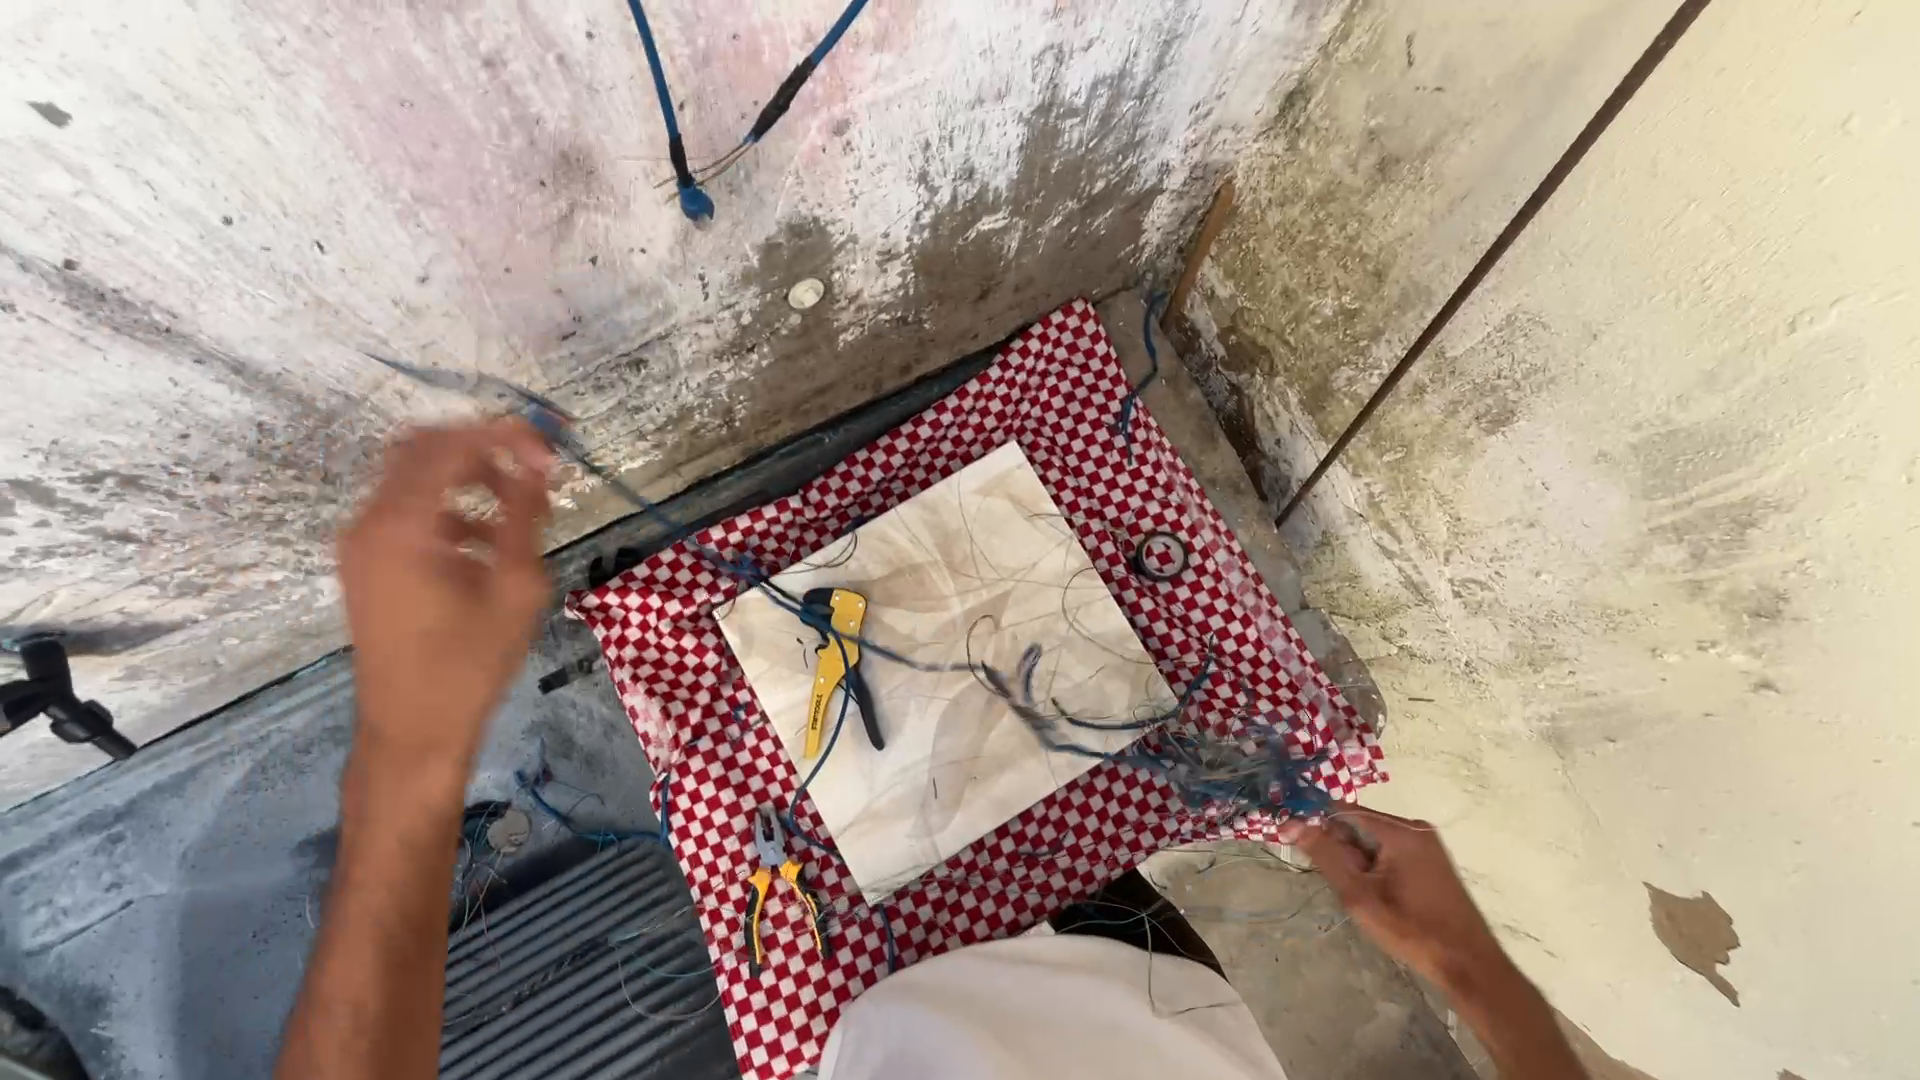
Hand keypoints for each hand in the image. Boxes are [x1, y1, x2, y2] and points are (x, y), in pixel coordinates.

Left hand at [337, 419, 554, 771]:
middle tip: (537, 468)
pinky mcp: (368, 563)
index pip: (451, 444)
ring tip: (523, 508)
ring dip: (472, 478)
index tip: (552, 451)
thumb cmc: (471, 662)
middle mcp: (370, 522)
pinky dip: (453, 508)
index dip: (505, 435)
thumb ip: (524, 516)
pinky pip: (410, 511)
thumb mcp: (515, 587)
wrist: (414, 727)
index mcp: (404, 525)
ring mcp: (362, 543)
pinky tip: (492, 542)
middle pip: (425, 448)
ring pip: (417, 477)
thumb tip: (537, 463)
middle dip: (486, 447)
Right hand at [1291, 806, 1512, 994]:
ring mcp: (1426, 844)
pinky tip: (1380, 895)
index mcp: (1399, 830)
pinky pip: (1388, 851)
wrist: (1470, 968)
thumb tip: (1291, 822)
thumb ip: (1324, 855)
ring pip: (1371, 840)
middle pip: (1357, 825)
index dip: (1316, 825)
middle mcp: (1414, 828)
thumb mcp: (1358, 895)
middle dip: (1341, 850)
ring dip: (1358, 862)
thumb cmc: (1411, 930)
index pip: (1341, 810)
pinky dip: (1375, 867)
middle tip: (1344, 887)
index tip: (1298, 846)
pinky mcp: (1431, 860)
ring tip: (1364, 896)